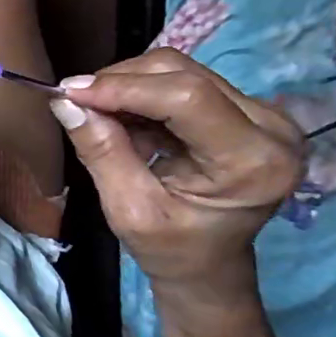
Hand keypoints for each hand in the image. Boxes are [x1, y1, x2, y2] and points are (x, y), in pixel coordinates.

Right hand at [52, 48, 305, 293]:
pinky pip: (182, 81)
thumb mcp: (127, 209)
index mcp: (252, 162)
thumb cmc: (171, 248)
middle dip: (119, 82)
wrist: (209, 266)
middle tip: (75, 103)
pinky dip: (139, 92)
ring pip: (179, 70)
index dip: (122, 87)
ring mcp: (263, 114)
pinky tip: (121, 116)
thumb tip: (64, 102)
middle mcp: (271, 128)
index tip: (68, 92)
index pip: (186, 98)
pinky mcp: (245, 109)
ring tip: (97, 113)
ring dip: (126, 84)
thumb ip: (101, 152)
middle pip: (182, 74)